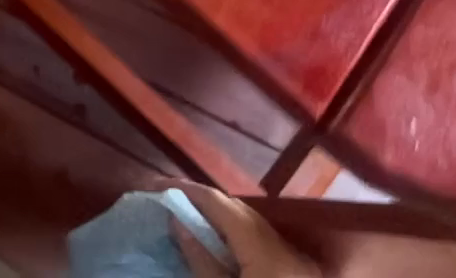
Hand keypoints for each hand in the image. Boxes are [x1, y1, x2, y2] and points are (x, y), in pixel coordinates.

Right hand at [168, 183, 319, 277]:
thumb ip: (199, 259)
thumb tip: (177, 221)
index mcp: (264, 251)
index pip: (219, 203)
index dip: (187, 190)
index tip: (156, 187)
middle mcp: (284, 248)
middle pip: (237, 208)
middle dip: (203, 200)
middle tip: (169, 200)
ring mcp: (296, 262)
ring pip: (251, 223)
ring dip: (219, 216)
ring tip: (188, 217)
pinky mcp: (299, 274)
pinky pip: (262, 241)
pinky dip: (237, 234)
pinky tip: (219, 242)